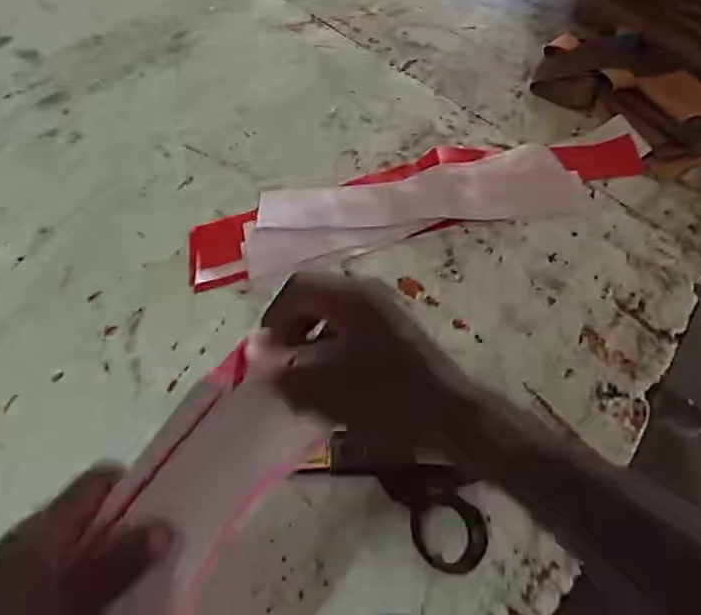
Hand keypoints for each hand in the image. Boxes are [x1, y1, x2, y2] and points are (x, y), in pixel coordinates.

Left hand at [0, 464, 172, 614]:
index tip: (164, 516)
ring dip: (104, 562)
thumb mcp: (76, 602)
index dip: (135, 491)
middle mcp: (26, 539)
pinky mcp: (7, 601)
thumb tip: (167, 523)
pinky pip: (58, 576)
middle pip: (89, 514)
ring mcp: (13, 573)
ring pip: (75, 549)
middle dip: (124, 531)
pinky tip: (100, 605)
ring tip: (134, 585)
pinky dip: (81, 585)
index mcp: (40, 526)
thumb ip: (118, 564)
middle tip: (157, 556)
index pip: (100, 480)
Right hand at [260, 272, 489, 457]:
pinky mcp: (394, 328)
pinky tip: (336, 382)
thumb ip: (284, 366)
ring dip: (312, 339)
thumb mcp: (324, 386)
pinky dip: (334, 346)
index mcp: (349, 295)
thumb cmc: (384, 395)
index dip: (274, 318)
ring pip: (332, 312)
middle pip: (314, 296)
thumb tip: (253, 350)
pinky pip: (352, 326)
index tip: (267, 355)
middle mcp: (366, 291)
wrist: (448, 413)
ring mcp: (383, 307)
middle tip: (284, 365)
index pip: (297, 288)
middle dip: (292, 329)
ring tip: (307, 378)